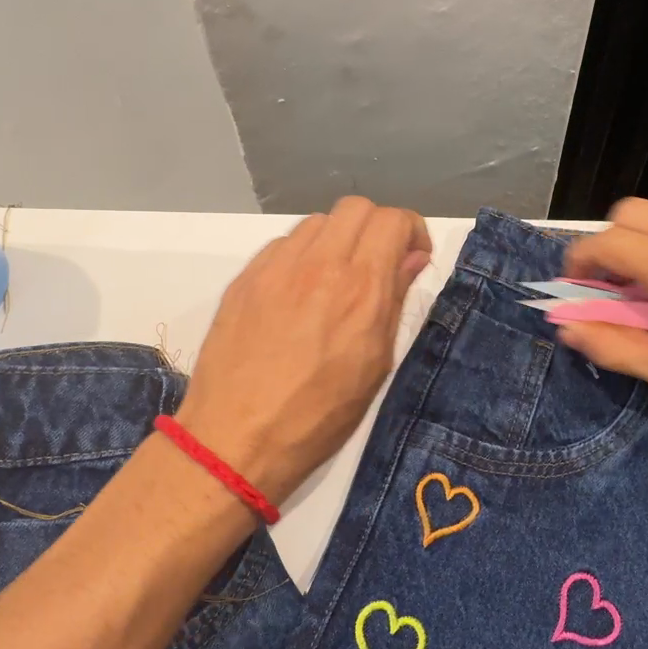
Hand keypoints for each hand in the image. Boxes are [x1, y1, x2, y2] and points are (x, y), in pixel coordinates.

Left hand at [176, 196, 430, 501]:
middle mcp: (318, 264)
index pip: (393, 220)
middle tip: (379, 263)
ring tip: (337, 279)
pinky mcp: (244, 279)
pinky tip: (300, 294)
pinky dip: (303, 257)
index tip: (412, 260)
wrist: (234, 440)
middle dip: (378, 228)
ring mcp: (275, 268)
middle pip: (357, 208)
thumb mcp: (376, 364)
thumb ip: (394, 301)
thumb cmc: (319, 415)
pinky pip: (283, 245)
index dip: (412, 232)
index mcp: (360, 287)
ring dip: (339, 239)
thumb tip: (410, 260)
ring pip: (318, 222)